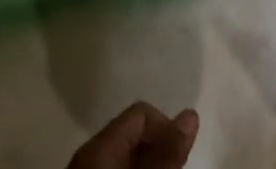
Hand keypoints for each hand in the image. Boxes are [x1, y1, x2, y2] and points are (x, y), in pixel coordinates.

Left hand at [68, 103, 198, 168]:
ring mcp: (84, 165)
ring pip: (125, 149)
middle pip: (133, 130)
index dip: (165, 126)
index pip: (142, 111)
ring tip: (163, 168)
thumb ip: (166, 151)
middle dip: (158, 144)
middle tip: (172, 165)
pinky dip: (134, 166)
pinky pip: (115, 163)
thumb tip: (191, 114)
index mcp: (99, 141)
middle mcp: (88, 148)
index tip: (177, 152)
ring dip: (148, 157)